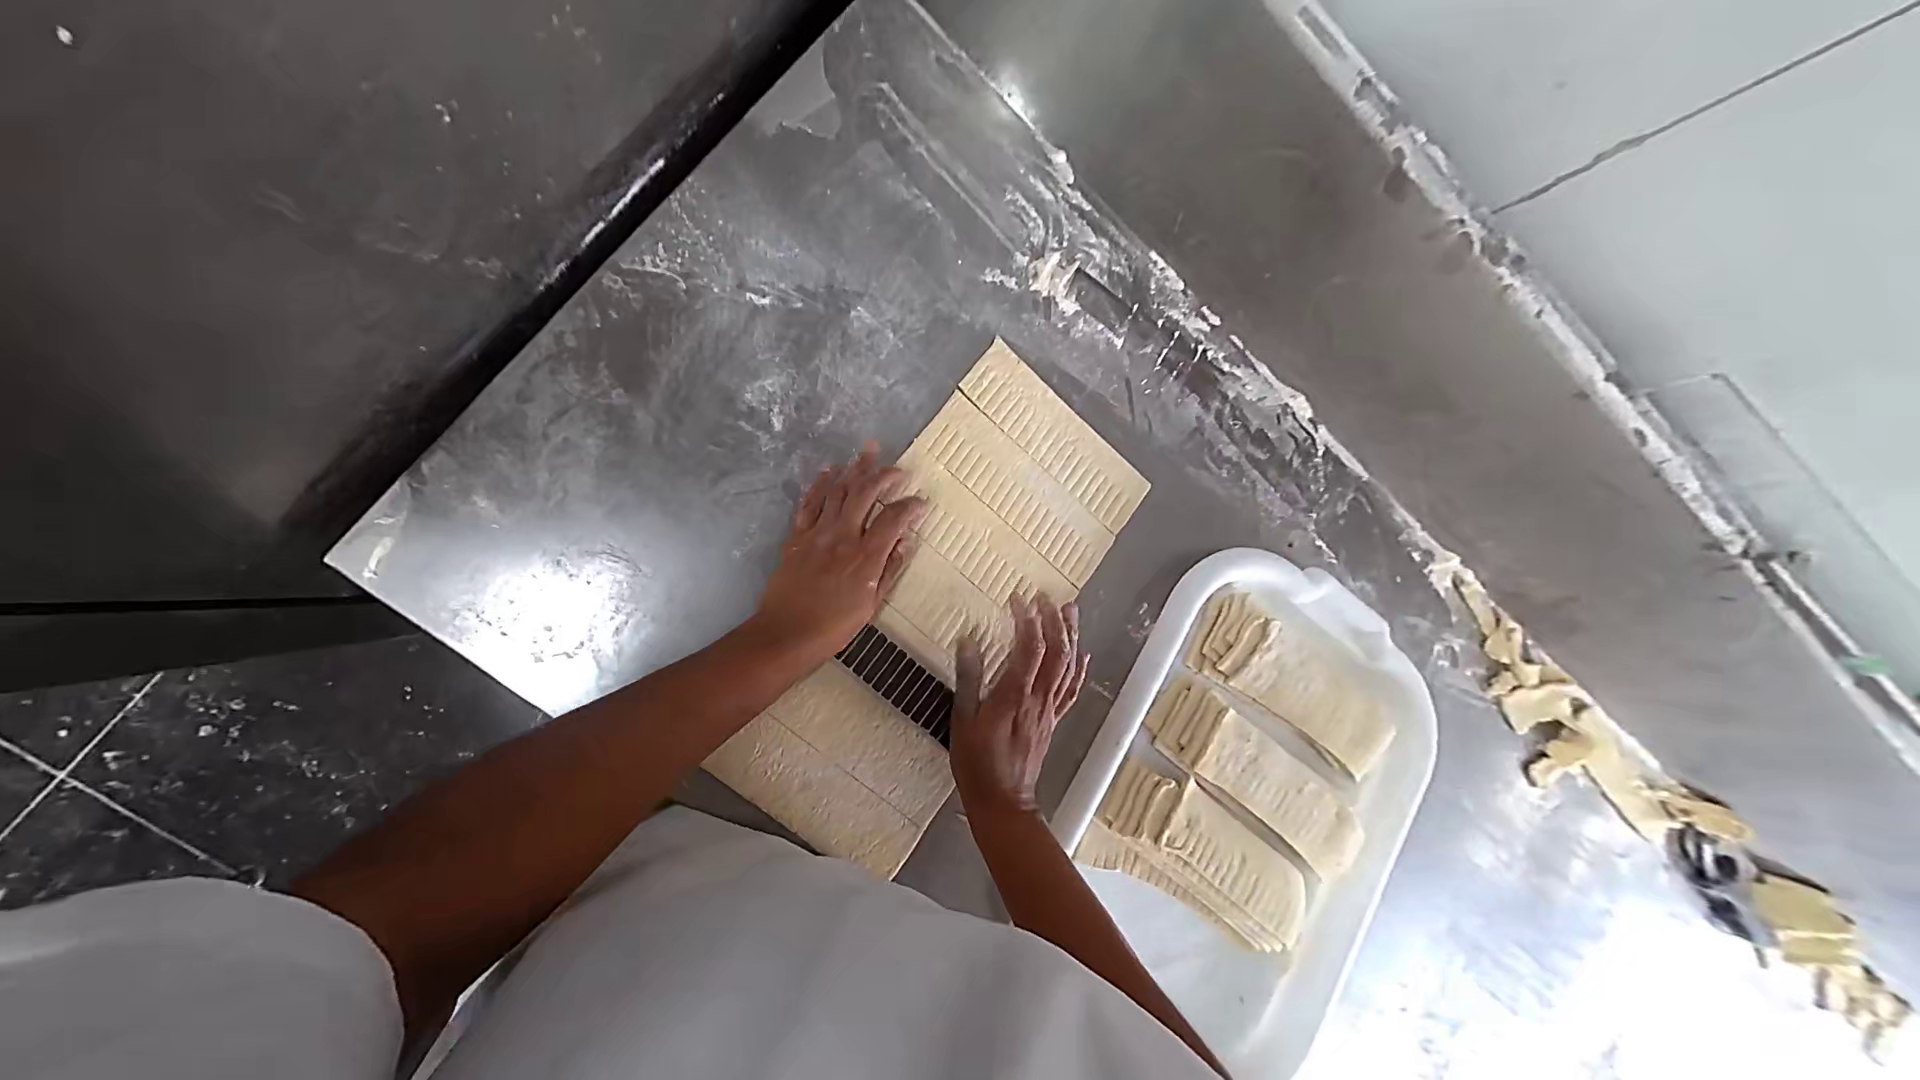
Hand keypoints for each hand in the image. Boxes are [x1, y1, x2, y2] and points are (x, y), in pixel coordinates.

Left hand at [754, 441, 926, 658]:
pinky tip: (829, 471)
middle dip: (884, 475)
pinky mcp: (796, 537)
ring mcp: (816, 533)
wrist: (785, 633)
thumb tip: (904, 543)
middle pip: (865, 493)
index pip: (893, 519)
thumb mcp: (871, 605)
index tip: (921, 502)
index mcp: (865, 557)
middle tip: (898, 468)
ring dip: (854, 469)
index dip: (910, 507)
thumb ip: (889, 571)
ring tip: (867, 452)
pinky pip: (809, 503)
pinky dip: (821, 484)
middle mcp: (842, 536)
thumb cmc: (833, 626)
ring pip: (837, 491)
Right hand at [952, 593, 1090, 816]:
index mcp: (1014, 695)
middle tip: (1047, 597)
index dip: (1027, 619)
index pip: (1029, 647)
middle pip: (1056, 651)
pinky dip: (1079, 667)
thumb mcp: (962, 719)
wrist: (1002, 801)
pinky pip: (1071, 689)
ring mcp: (1050, 709)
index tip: (1018, 599)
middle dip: (1053, 620)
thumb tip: (968, 641)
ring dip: (1070, 635)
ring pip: (1068, 666)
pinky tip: (1082, 653)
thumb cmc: (976, 763)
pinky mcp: (1053, 720)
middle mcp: (1038, 698)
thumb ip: (968, 678)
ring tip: (1069, 611)